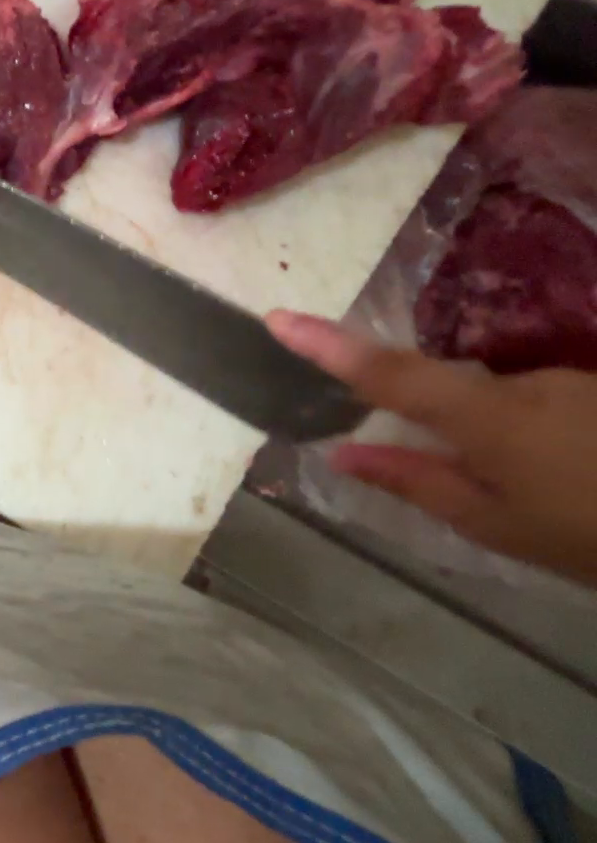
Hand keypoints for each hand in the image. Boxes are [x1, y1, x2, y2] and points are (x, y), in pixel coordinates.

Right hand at [268, 310, 596, 584]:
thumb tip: (338, 454)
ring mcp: (581, 385)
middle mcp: (530, 386)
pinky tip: (589, 482)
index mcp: (487, 419)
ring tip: (561, 499)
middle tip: (492, 492)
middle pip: (458, 394)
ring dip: (514, 442)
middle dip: (453, 431)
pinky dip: (558, 442)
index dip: (328, 346)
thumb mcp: (497, 525)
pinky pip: (558, 409)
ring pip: (512, 404)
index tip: (277, 317)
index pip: (387, 374)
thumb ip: (414, 482)